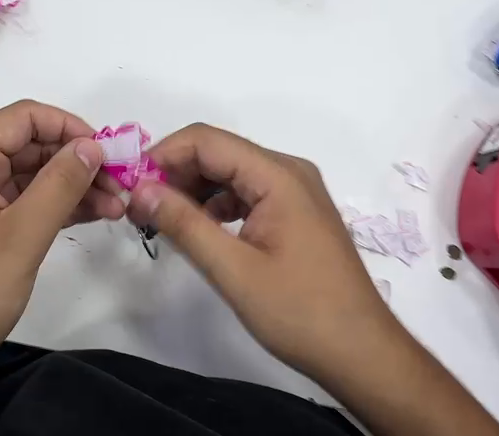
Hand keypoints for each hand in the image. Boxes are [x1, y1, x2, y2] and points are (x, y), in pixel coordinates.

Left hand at [0, 100, 125, 365]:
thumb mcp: (21, 235)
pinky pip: (33, 199)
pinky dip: (64, 204)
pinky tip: (100, 214)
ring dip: (76, 183)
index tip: (106, 150)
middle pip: (32, 143)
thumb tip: (93, 145)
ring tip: (120, 204)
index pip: (23, 117)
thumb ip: (59, 185)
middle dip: (77, 158)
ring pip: (36, 172)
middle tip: (122, 182)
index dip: (66, 126)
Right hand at [128, 124, 390, 380]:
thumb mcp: (233, 270)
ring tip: (161, 219)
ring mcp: (294, 191)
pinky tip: (198, 229)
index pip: (206, 140)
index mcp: (278, 175)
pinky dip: (215, 203)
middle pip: (217, 151)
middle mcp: (288, 171)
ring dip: (192, 188)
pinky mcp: (295, 212)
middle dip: (175, 172)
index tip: (131, 185)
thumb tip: (139, 190)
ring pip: (229, 171)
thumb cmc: (302, 313)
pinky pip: (245, 191)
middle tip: (140, 207)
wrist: (366, 357)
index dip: (163, 155)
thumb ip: (183, 224)